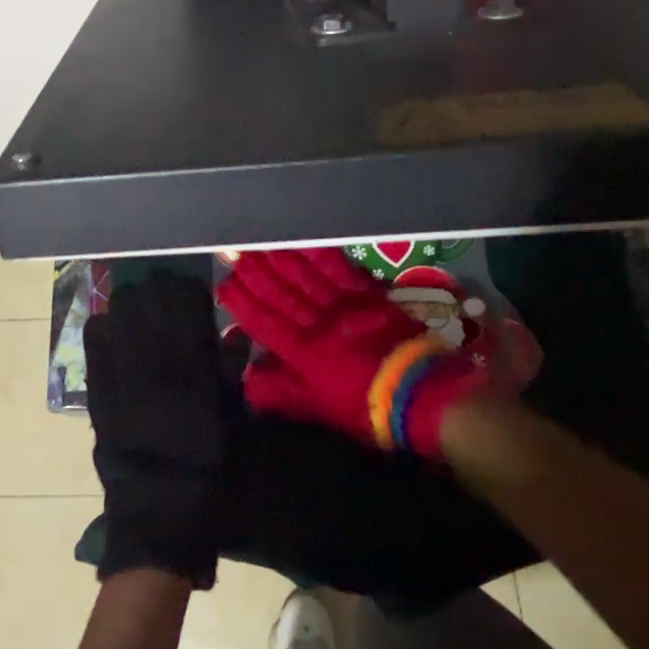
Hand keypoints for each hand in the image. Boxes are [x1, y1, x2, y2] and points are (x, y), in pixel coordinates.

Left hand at [84, 271, 225, 587]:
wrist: (160, 509)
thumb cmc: (208, 467)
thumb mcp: (232, 416)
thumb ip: (231, 370)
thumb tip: (233, 333)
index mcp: (194, 364)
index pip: (187, 300)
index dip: (188, 288)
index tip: (192, 290)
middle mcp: (156, 358)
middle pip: (148, 296)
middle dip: (157, 289)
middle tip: (163, 295)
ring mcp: (121, 369)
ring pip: (119, 310)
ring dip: (130, 304)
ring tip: (137, 312)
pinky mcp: (97, 385)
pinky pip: (94, 338)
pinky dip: (104, 327)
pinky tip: (112, 333)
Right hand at [217, 248, 498, 457]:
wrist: (424, 395)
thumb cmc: (369, 408)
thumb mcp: (318, 408)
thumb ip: (280, 391)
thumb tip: (247, 379)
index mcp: (302, 353)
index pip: (264, 322)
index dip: (242, 303)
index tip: (224, 286)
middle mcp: (318, 323)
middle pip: (280, 293)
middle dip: (254, 273)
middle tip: (234, 252)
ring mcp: (344, 306)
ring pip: (304, 276)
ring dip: (280, 257)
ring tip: (260, 241)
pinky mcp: (369, 295)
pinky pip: (338, 268)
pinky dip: (319, 253)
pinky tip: (305, 241)